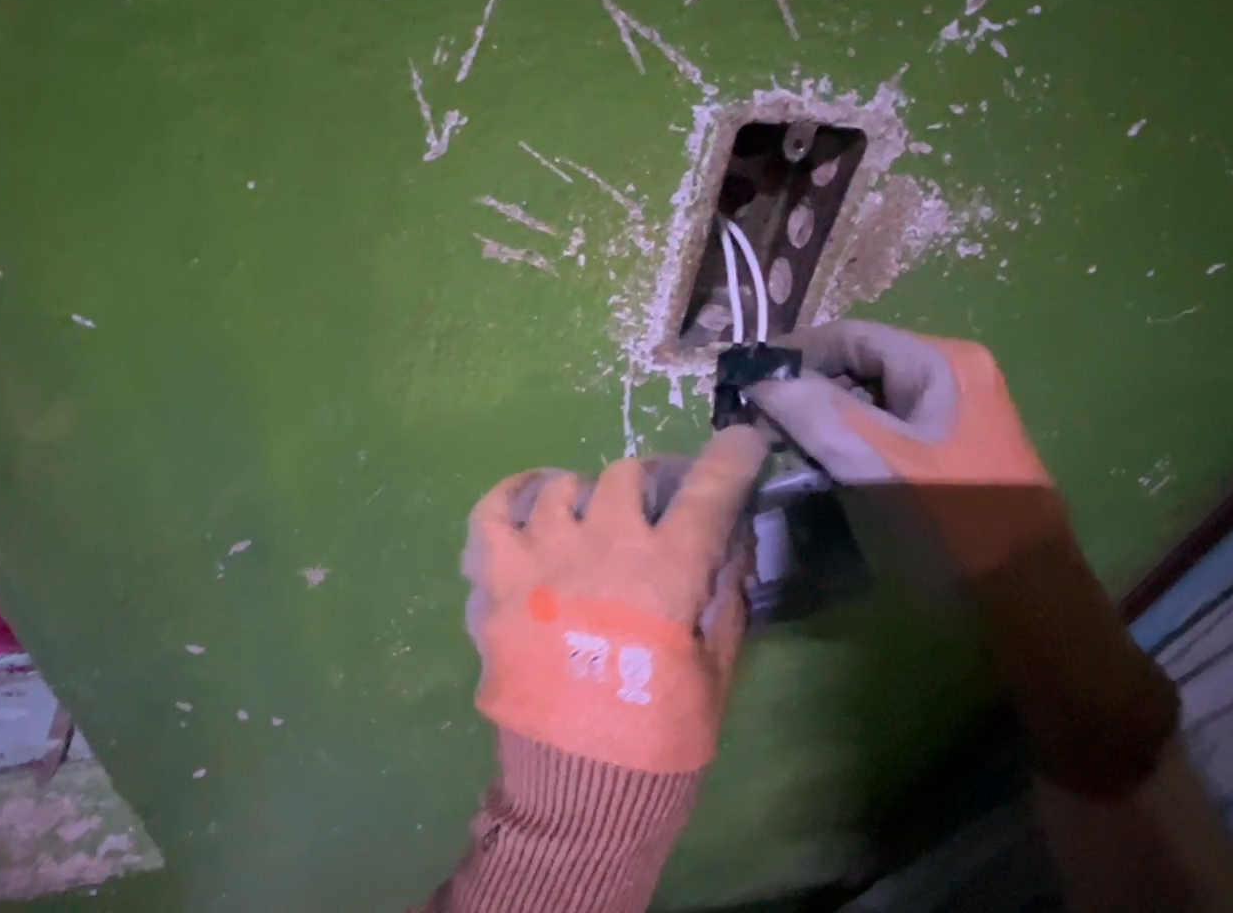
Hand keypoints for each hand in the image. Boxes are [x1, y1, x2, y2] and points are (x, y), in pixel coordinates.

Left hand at [462, 426, 768, 773]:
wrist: (578, 792)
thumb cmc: (661, 735)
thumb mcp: (717, 667)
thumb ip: (724, 592)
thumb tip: (726, 539)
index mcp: (666, 571)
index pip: (708, 491)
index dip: (730, 458)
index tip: (740, 441)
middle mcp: (601, 547)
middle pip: (626, 474)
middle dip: (650, 483)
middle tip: (656, 505)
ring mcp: (540, 558)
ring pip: (562, 486)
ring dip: (587, 497)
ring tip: (594, 521)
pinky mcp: (495, 581)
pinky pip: (493, 511)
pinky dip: (514, 496)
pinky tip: (532, 501)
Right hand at [747, 320, 1178, 799]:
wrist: (1027, 598)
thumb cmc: (950, 521)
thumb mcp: (872, 463)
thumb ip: (812, 412)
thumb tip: (759, 379)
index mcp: (941, 361)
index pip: (850, 335)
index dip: (793, 354)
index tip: (745, 382)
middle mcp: (953, 372)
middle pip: (860, 363)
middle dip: (807, 388)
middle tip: (758, 420)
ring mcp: (957, 409)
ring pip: (872, 396)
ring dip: (825, 415)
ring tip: (782, 442)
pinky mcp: (954, 444)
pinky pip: (889, 424)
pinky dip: (851, 436)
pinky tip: (823, 462)